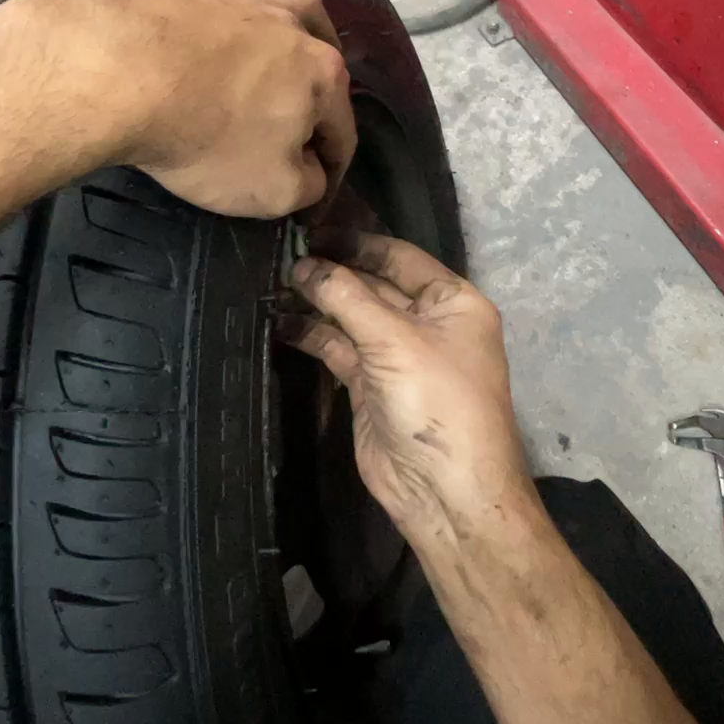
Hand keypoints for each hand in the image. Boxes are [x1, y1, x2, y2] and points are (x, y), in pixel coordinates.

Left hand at [17, 0, 355, 217]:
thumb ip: (307, 184)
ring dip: (296, 18)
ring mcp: (237, 0)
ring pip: (282, 0)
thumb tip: (314, 172)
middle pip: (322, 60)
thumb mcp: (273, 190)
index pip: (341, 132)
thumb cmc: (208, 140)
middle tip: (308, 120)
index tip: (314, 195)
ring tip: (297, 28)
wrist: (124, 79)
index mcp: (321, 77)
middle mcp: (290, 28)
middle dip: (325, 94)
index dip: (332, 169)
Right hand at [281, 231, 534, 541]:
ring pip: (350, 316)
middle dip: (330, 272)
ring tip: (271, 285)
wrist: (445, 492)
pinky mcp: (371, 384)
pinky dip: (311, 335)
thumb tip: (302, 263)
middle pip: (372, 284)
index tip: (309, 230)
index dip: (355, 242)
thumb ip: (345, 296)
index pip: (399, 255)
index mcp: (452, 302)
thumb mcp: (393, 339)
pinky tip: (280, 322)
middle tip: (280, 255)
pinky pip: (337, 348)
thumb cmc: (435, 402)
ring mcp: (397, 355)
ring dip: (316, 303)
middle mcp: (426, 322)